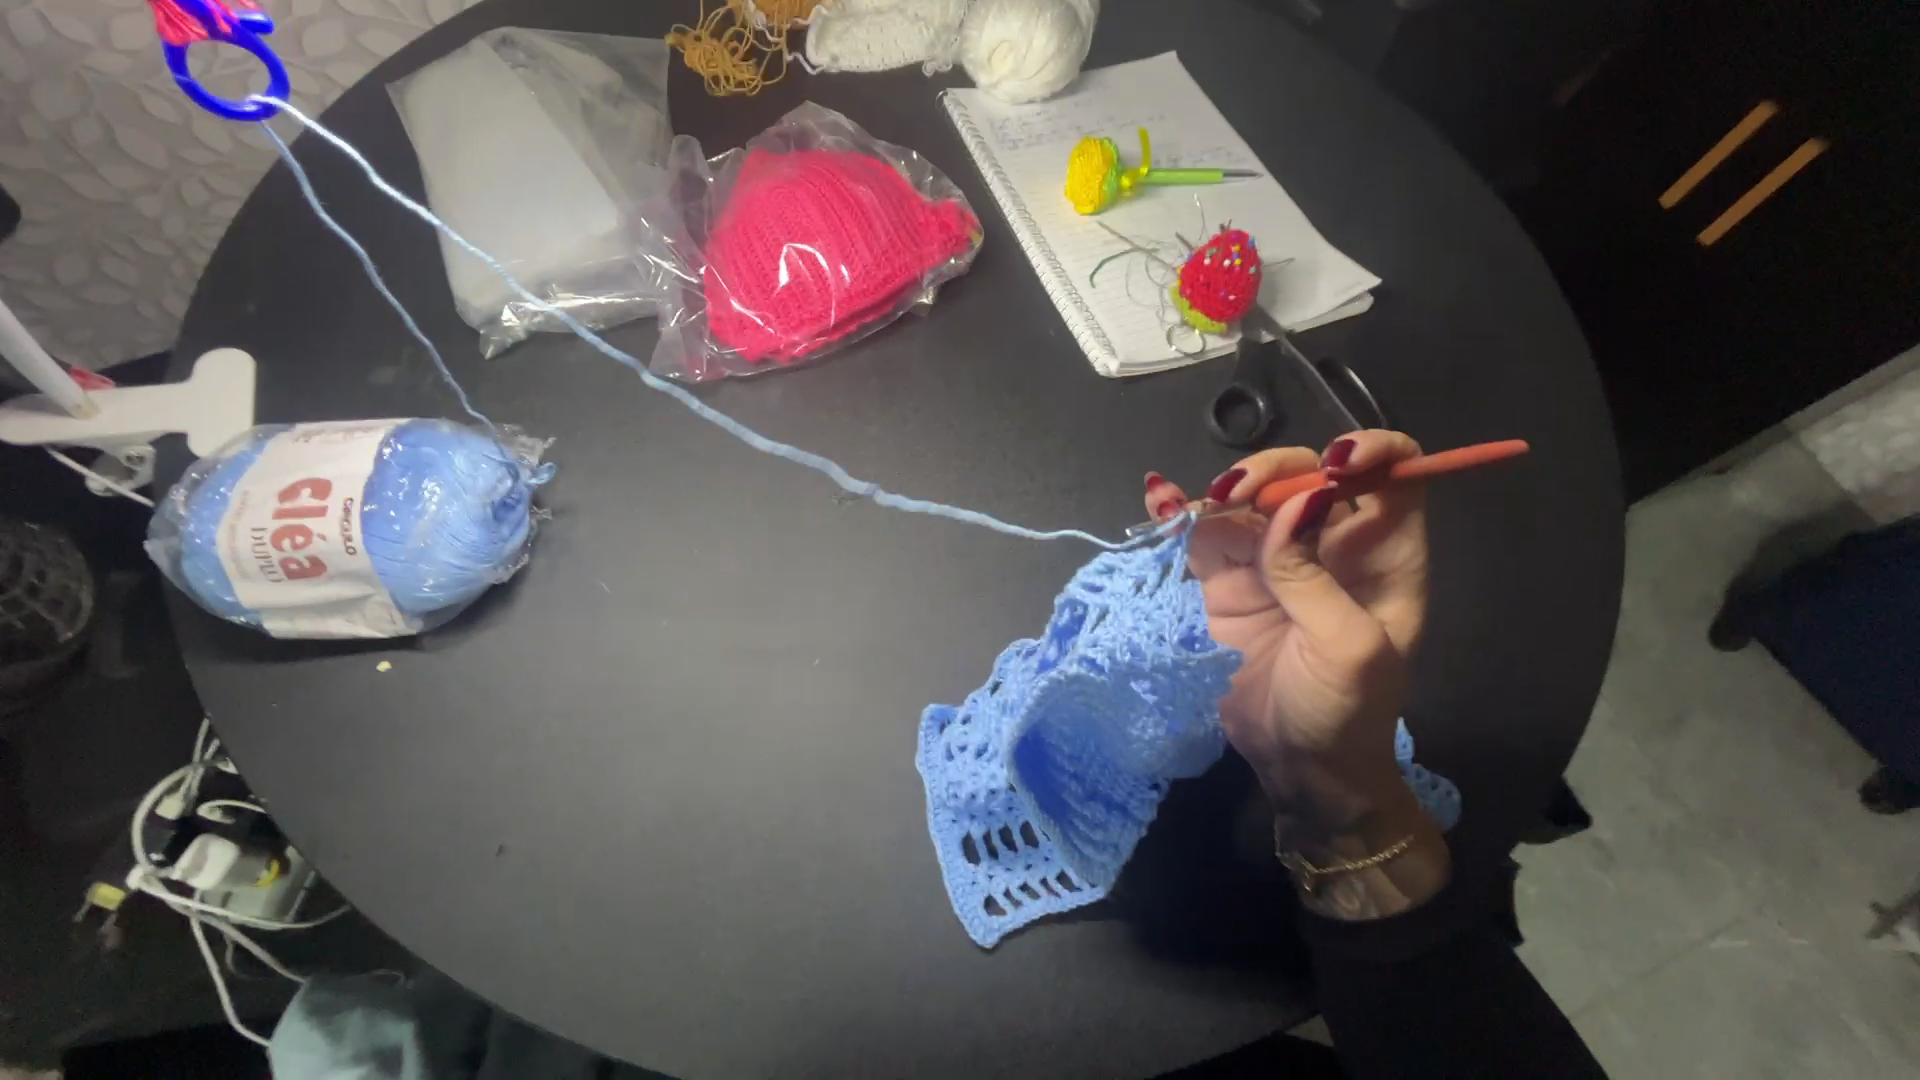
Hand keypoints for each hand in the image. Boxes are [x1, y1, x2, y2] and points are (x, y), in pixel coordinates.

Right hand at [1146, 431, 1428, 799]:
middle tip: (1236, 496)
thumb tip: (1292, 501)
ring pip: (1247, 498)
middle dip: (1271, 473)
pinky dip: (1179, 512)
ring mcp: (1270, 560)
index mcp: (1382, 556)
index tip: (1333, 464)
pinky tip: (1158, 499)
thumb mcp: (1345, 648)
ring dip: (1218, 491)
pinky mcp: (1224, 580)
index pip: (1394, 475)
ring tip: (1187, 509)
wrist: (1296, 766)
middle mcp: (1328, 545)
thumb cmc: (1345, 712)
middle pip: (1304, 474)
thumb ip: (1313, 575)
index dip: (1371, 453)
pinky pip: (1202, 534)